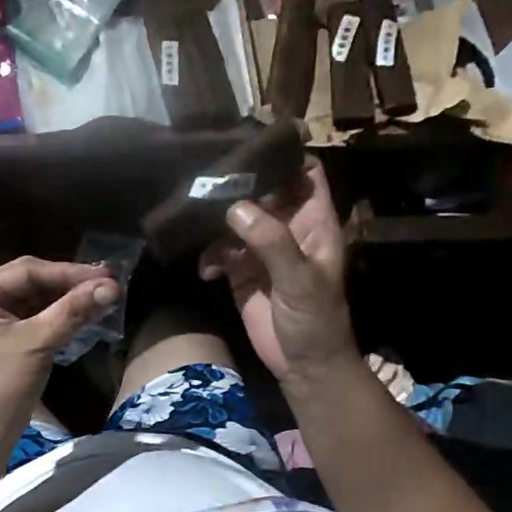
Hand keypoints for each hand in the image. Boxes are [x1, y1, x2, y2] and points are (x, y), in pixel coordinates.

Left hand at [0, 257, 118, 440]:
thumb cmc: (0, 387)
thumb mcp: (37, 343)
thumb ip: (73, 311)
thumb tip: (112, 286)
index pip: (26, 272)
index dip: (68, 272)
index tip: (106, 274)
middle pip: (31, 283)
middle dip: (70, 285)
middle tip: (111, 283)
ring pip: (36, 301)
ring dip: (69, 300)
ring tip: (106, 296)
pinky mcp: (4, 339)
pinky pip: (36, 319)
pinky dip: (60, 317)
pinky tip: (88, 313)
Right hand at [198, 156, 355, 381]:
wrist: (303, 366)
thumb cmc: (316, 321)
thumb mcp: (300, 280)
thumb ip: (272, 243)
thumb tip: (236, 208)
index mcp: (313, 222)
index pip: (305, 174)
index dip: (284, 157)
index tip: (251, 146)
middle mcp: (286, 228)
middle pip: (261, 192)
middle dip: (236, 186)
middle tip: (205, 180)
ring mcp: (261, 250)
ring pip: (235, 220)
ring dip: (215, 223)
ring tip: (196, 226)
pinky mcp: (240, 272)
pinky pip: (219, 252)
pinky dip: (209, 257)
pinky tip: (206, 271)